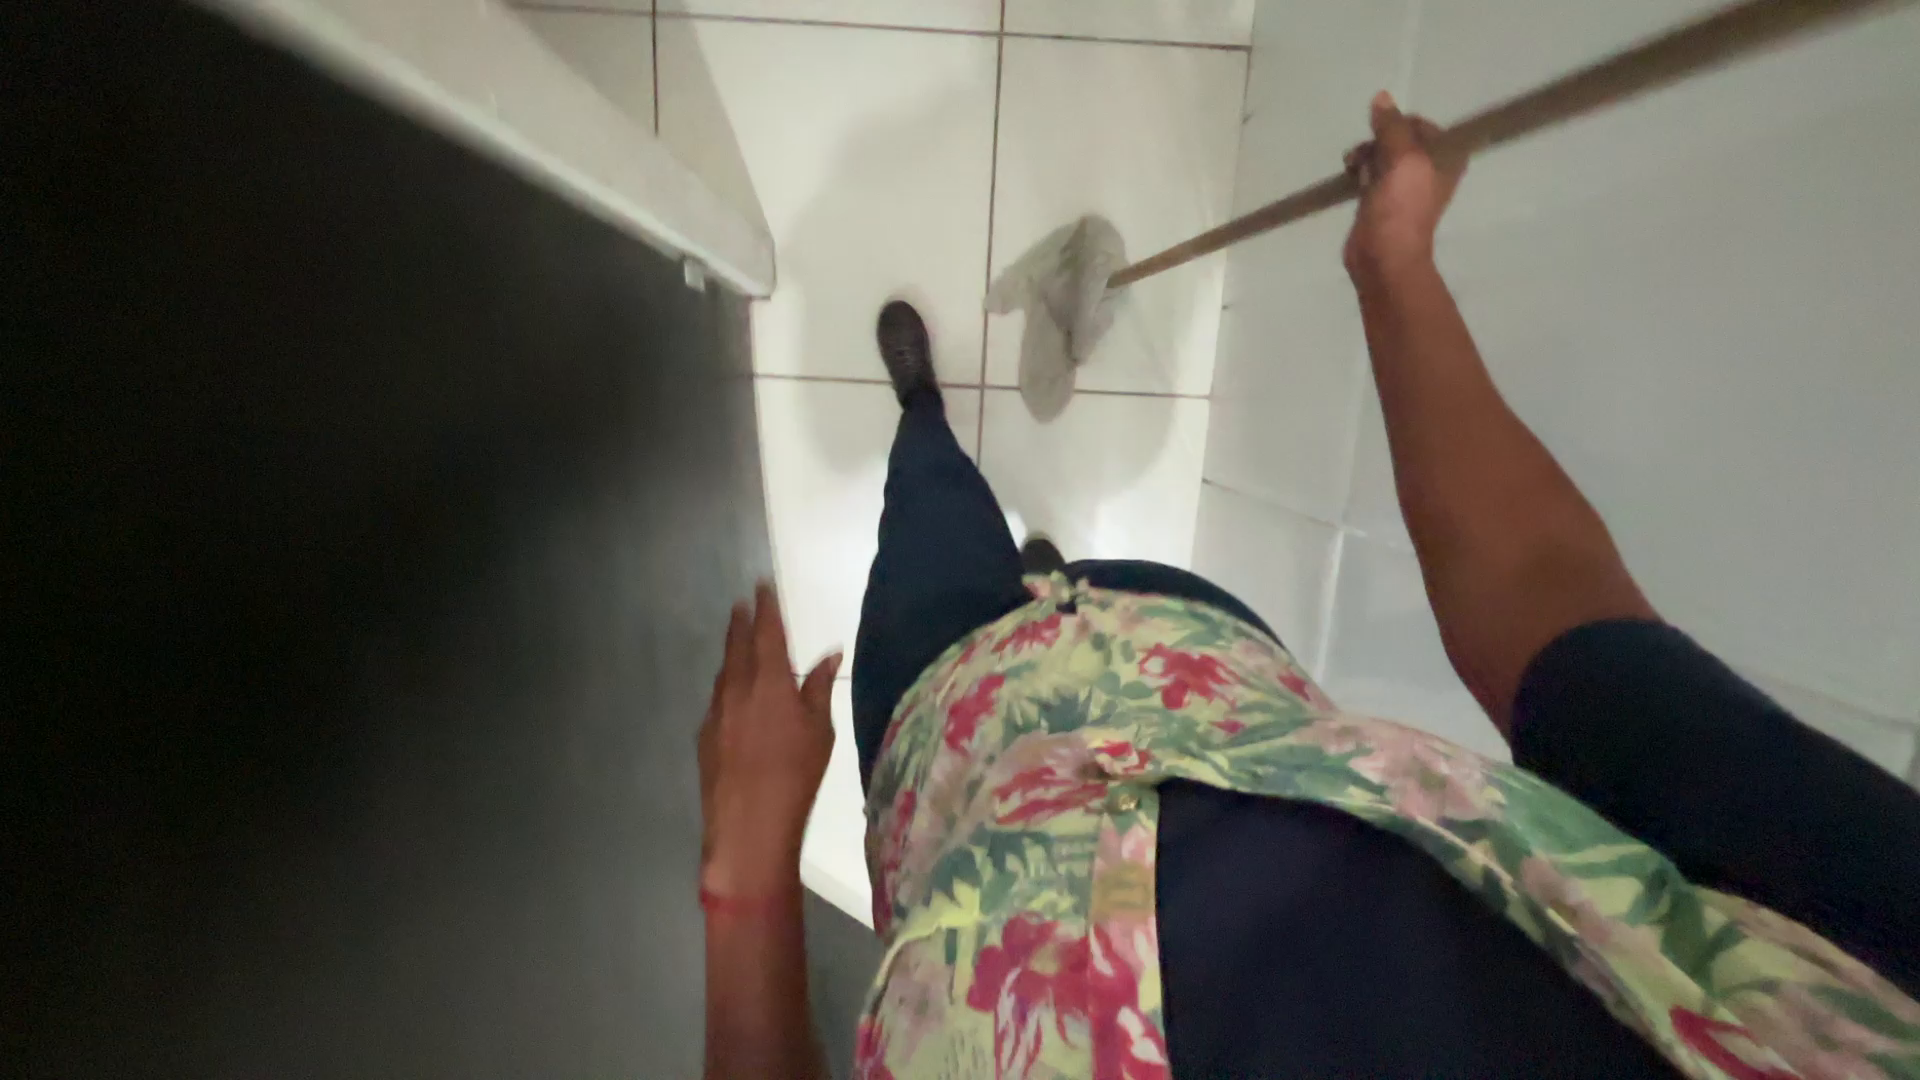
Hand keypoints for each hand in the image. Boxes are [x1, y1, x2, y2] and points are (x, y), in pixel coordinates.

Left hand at [698, 583, 839, 900]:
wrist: (748, 825)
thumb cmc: (795, 774)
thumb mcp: (820, 730)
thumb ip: (819, 687)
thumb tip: (830, 654)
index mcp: (770, 683)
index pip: (767, 633)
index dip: (766, 608)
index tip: (761, 586)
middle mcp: (738, 689)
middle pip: (737, 645)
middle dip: (740, 621)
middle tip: (741, 602)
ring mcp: (716, 713)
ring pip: (724, 671)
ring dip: (731, 651)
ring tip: (737, 640)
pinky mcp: (705, 736)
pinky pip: (718, 698)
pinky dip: (727, 685)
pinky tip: (734, 694)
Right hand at [1344, 91, 1465, 282]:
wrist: (1383, 258)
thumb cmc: (1401, 208)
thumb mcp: (1403, 159)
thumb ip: (1391, 127)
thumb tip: (1380, 97)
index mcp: (1446, 155)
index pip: (1418, 124)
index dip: (1394, 125)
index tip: (1376, 137)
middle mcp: (1428, 167)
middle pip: (1398, 139)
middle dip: (1377, 141)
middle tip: (1360, 155)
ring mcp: (1403, 186)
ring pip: (1382, 156)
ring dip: (1365, 155)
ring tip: (1350, 166)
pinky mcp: (1380, 201)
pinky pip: (1370, 174)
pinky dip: (1359, 171)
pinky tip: (1349, 176)